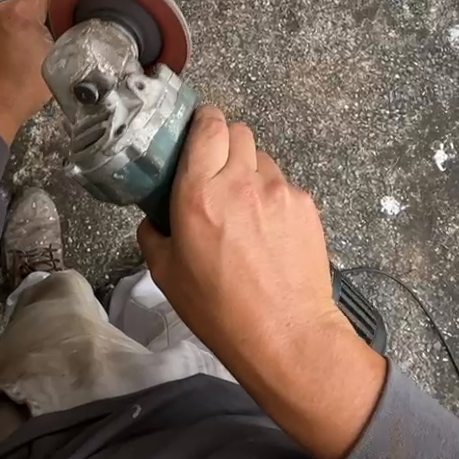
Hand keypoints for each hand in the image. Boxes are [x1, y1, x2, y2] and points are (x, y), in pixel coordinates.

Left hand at [0, 0, 78, 143]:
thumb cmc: (19, 90)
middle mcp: (4, 10)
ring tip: (77, 7)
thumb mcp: (58, 58)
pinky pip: (21, 15)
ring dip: (52, 4)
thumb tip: (84, 22)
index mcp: (19, 11)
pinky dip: (38, 16)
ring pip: (31, 2)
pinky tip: (55, 25)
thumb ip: (70, 34)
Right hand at [138, 106, 386, 458]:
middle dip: (224, 143)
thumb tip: (154, 220)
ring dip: (249, 170)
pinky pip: (283, 184)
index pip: (207, 126)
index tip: (196, 130)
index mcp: (199, 194)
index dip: (202, 119)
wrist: (288, 338)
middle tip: (216, 172)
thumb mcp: (166, 275)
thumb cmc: (219, 310)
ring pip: (262, 157)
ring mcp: (278, 190)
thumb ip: (154, 235)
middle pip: (237, 130)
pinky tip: (269, 229)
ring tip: (245, 207)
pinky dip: (272, 196)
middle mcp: (239, 182)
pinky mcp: (305, 204)